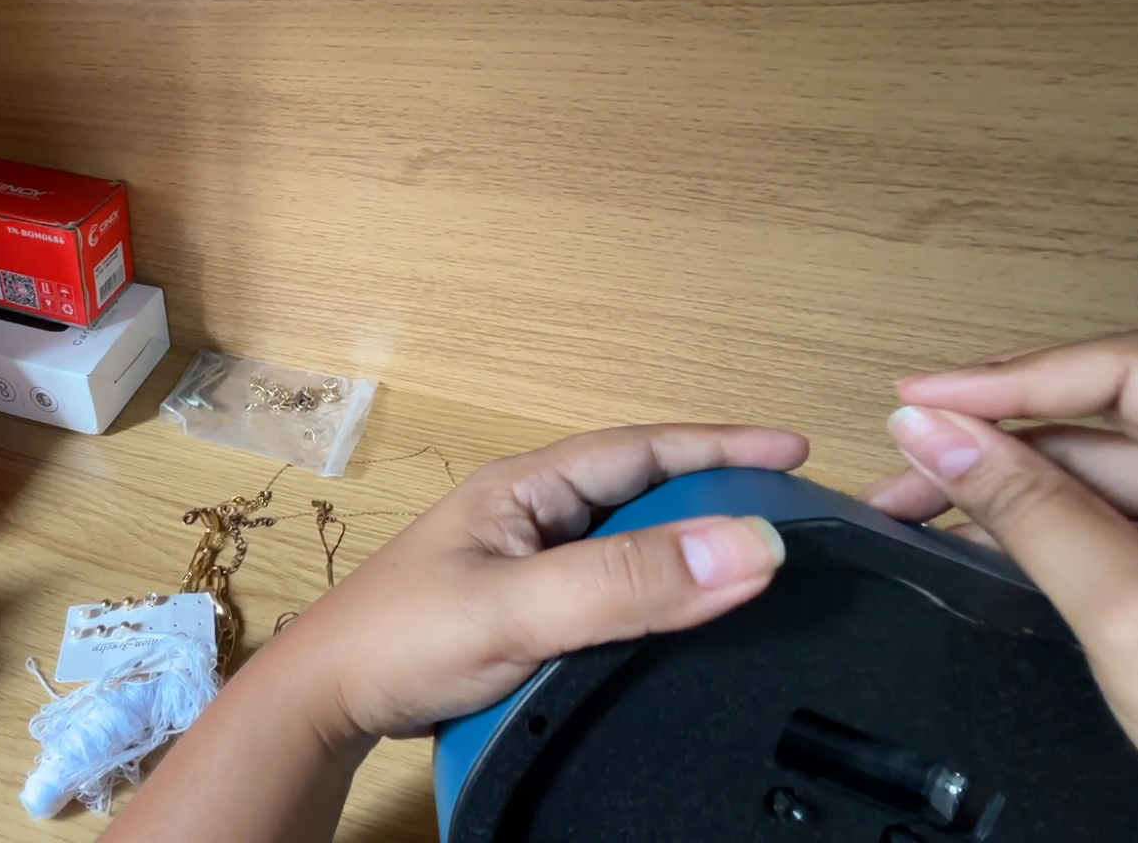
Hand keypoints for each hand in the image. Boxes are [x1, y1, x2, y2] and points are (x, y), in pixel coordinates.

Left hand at [272, 424, 802, 742]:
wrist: (337, 692)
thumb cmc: (405, 636)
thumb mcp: (518, 606)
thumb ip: (623, 581)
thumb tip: (747, 543)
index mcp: (523, 487)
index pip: (634, 450)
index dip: (715, 447)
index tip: (796, 452)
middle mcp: (530, 511)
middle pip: (638, 490)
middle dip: (715, 493)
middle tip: (800, 517)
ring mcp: (528, 557)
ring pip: (627, 538)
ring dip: (689, 543)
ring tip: (761, 561)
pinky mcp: (528, 602)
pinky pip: (609, 583)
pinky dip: (657, 588)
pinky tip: (688, 609)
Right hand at [862, 331, 1137, 831]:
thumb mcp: (1132, 615)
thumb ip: (1024, 509)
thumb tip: (925, 430)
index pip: (1132, 374)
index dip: (1013, 377)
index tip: (916, 401)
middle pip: (1101, 427)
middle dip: (984, 444)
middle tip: (896, 468)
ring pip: (1092, 476)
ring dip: (992, 487)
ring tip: (906, 509)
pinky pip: (1103, 522)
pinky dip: (1027, 527)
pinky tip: (964, 540)